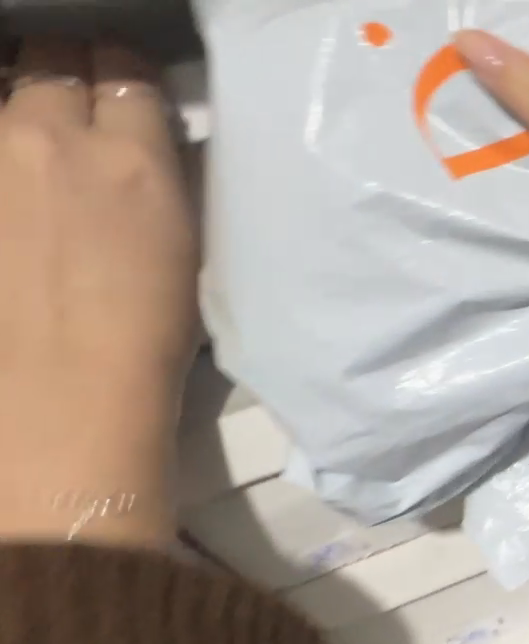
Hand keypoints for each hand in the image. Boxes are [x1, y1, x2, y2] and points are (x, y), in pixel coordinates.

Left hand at [0, 39, 195, 547]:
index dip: (130, 69)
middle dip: (75, 68)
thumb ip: (156, 176)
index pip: (124, 68)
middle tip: (94, 95)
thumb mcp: (184, 241)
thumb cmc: (153, 323)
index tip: (139, 85)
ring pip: (8, 84)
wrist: (67, 373)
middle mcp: (48, 133)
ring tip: (51, 128)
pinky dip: (10, 135)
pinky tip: (25, 167)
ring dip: (30, 93)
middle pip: (52, 58)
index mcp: (130, 157)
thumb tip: (145, 145)